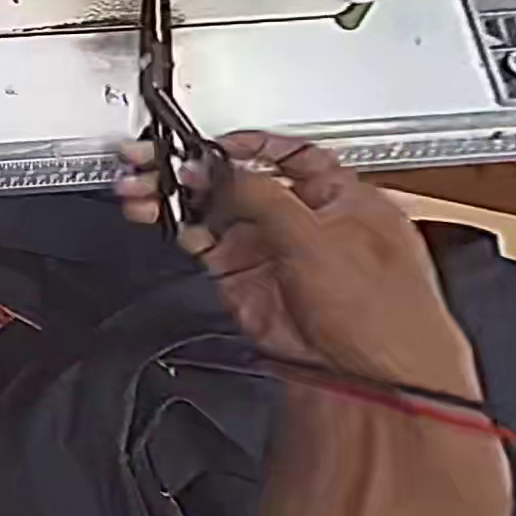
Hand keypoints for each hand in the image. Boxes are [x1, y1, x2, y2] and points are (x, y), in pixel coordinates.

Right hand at [116, 130, 482, 398]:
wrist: (356, 373)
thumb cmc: (379, 314)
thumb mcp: (320, 238)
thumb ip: (261, 195)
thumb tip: (216, 166)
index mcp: (339, 201)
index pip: (290, 155)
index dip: (248, 143)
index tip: (209, 142)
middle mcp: (298, 218)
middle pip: (231, 179)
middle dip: (185, 167)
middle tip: (147, 159)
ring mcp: (263, 243)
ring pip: (203, 205)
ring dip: (166, 194)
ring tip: (135, 189)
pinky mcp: (233, 266)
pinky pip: (191, 234)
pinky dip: (167, 222)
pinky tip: (150, 214)